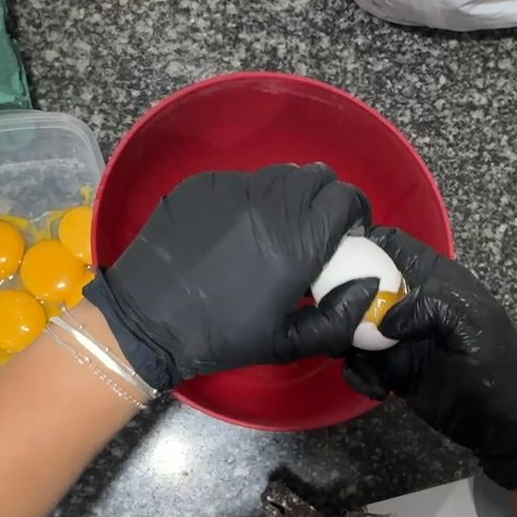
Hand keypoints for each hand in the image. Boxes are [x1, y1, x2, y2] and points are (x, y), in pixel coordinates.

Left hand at [83, 164, 379, 390]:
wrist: (148, 320)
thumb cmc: (223, 336)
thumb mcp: (289, 343)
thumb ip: (340, 317)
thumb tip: (368, 285)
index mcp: (299, 240)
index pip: (347, 198)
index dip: (355, 214)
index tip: (349, 236)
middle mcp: (270, 202)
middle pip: (319, 176)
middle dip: (328, 199)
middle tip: (318, 230)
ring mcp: (234, 187)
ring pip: (281, 173)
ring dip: (292, 196)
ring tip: (279, 229)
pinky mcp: (203, 184)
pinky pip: (244, 180)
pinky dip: (253, 199)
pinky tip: (237, 231)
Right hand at [344, 227, 516, 488]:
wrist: (500, 423)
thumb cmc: (494, 368)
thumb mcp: (471, 324)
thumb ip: (429, 305)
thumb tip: (384, 321)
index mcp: (435, 280)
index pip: (390, 245)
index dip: (360, 246)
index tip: (332, 263)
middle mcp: (411, 302)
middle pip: (360, 285)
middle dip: (343, 304)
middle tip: (341, 329)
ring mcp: (399, 337)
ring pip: (354, 327)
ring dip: (350, 347)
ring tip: (370, 369)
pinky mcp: (392, 368)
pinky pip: (360, 362)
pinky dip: (361, 375)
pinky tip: (380, 389)